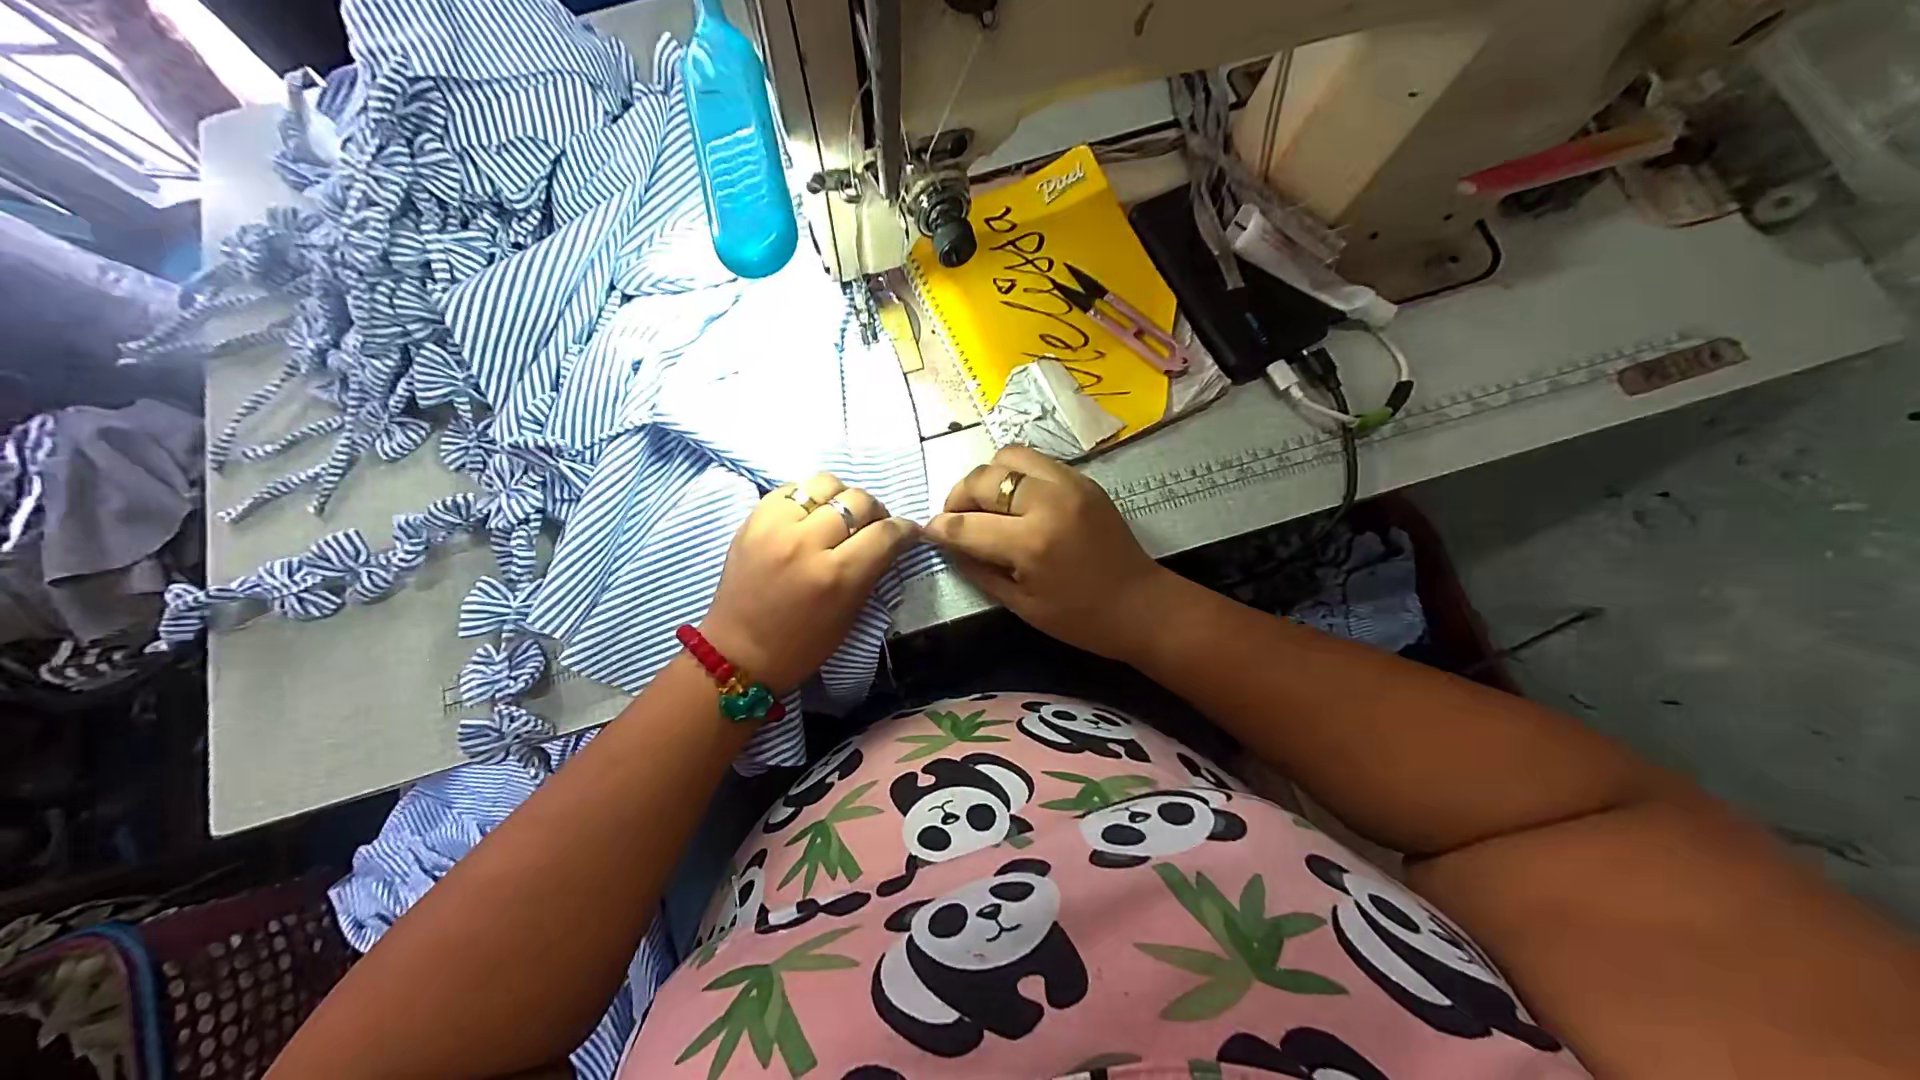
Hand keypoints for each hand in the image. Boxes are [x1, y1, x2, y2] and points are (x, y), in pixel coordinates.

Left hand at [701, 474, 920, 693]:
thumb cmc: (803, 645)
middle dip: (876, 512)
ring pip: (825, 483)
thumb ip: (872, 570)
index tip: (908, 532)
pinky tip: (810, 515)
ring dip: (841, 496)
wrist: (739, 652)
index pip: (886, 533)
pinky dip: (807, 497)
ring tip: (839, 515)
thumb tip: (891, 539)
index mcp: (837, 576)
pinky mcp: (753, 519)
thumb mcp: (850, 613)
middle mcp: (807, 543)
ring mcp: (776, 526)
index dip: (906, 530)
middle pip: (859, 500)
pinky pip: (791, 488)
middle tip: (873, 526)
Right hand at [924, 446, 1182, 661]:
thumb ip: (977, 568)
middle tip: (955, 517)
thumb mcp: (1020, 604)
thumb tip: (946, 543)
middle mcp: (1048, 502)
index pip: (967, 524)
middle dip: (958, 496)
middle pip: (983, 478)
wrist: (1143, 606)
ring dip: (988, 477)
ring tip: (986, 503)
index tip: (928, 531)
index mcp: (1031, 542)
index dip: (940, 528)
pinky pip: (1036, 461)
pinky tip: (1015, 500)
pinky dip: (1016, 474)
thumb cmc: (1079, 619)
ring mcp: (1069, 484)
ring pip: (1009, 455)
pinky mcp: (1084, 480)